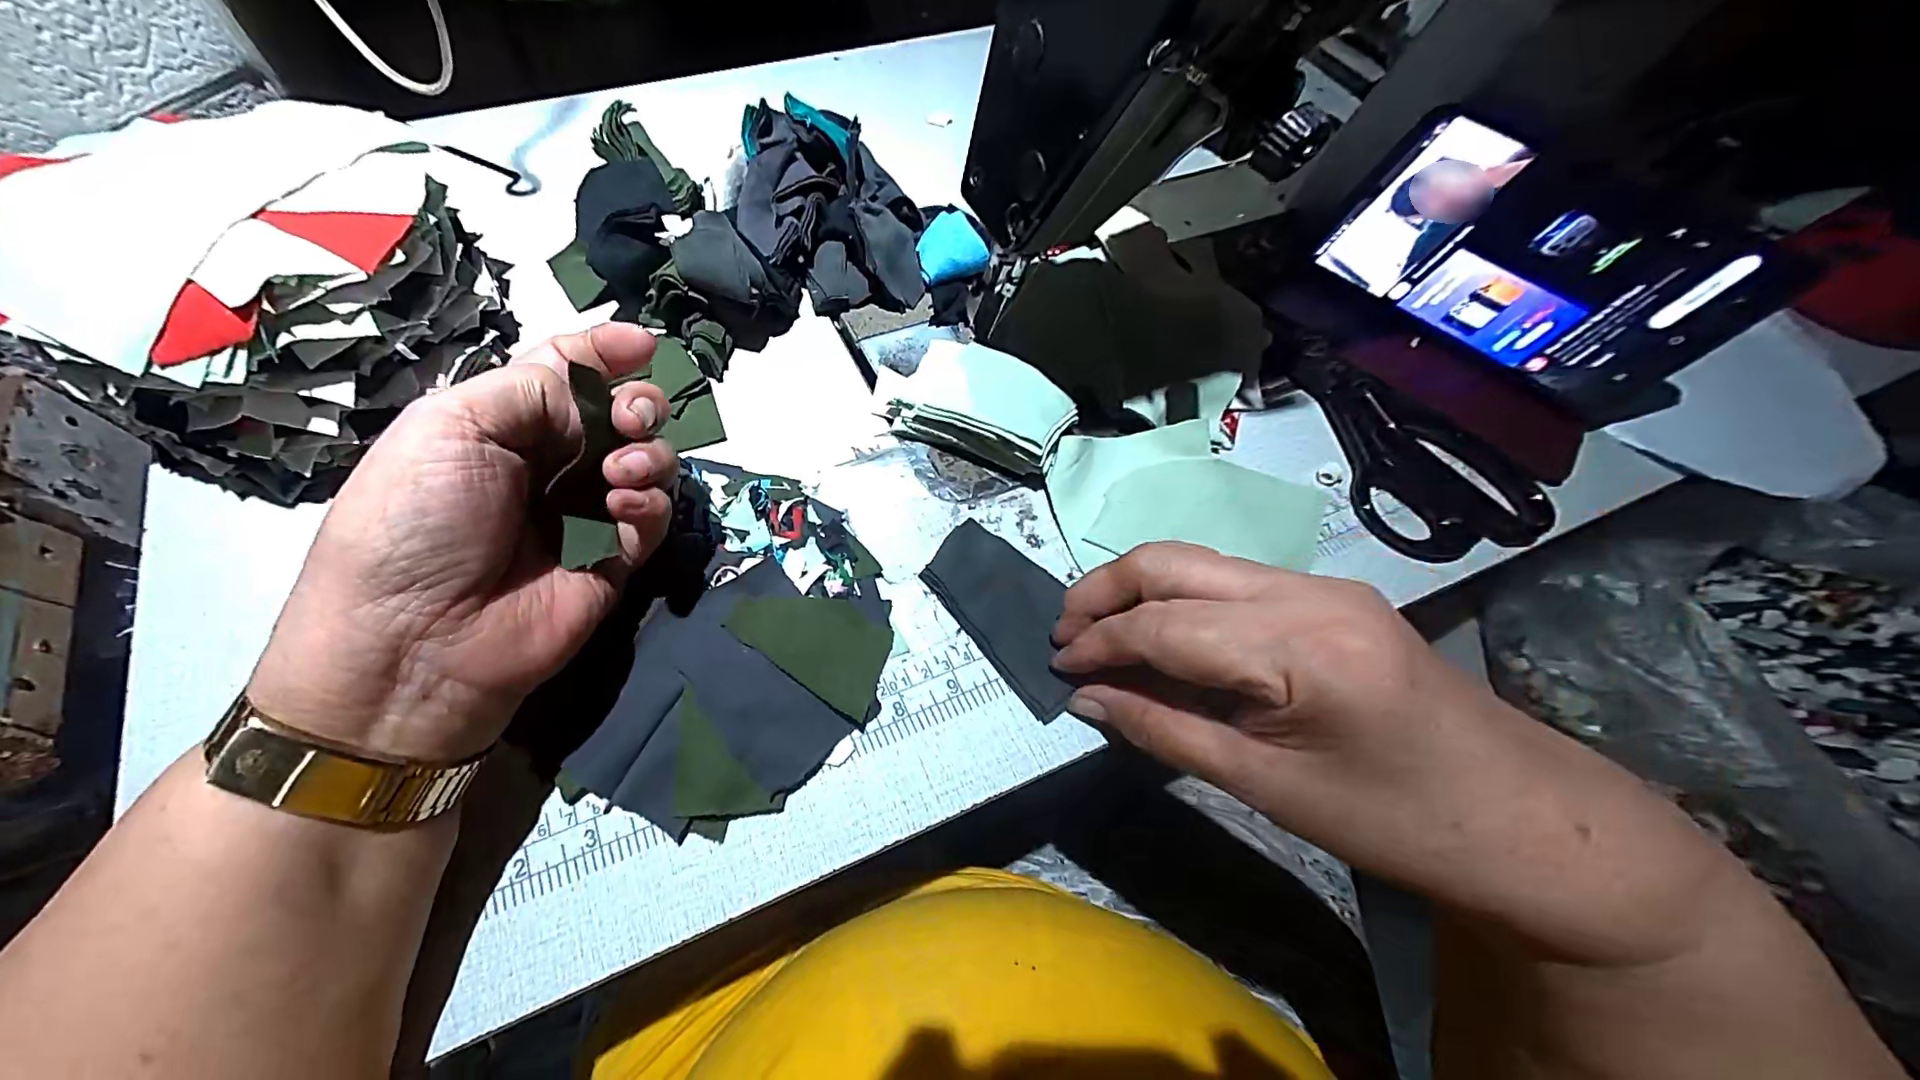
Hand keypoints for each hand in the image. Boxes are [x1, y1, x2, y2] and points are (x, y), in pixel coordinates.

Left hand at [248, 323, 680, 762]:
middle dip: (639, 404)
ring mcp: (588, 512)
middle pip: (621, 414)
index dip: (606, 352)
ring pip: (650, 462)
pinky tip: (620, 509)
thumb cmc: (415, 521)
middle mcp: (553, 463)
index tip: (644, 344)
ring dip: (648, 453)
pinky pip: (654, 516)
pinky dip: (649, 504)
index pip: (568, 373)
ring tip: (619, 471)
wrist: (418, 638)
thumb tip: (598, 388)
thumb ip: (533, 390)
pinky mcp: (617, 557)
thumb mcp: (451, 428)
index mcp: (505, 424)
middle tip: (633, 416)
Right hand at [1050, 543, 1739, 965]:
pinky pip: (1230, 581)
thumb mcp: (1265, 788)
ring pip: (1199, 561)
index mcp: (1299, 646)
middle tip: (1063, 634)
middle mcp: (1307, 591)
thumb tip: (1087, 697)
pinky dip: (1179, 600)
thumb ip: (1163, 731)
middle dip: (1104, 591)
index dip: (1099, 642)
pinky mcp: (1329, 595)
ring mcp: (1323, 584)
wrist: (1530, 820)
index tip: (1056, 665)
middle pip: (1173, 561)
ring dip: (1138, 590)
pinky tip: (1159, 635)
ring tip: (1096, 632)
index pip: (1165, 624)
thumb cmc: (1396, 822)